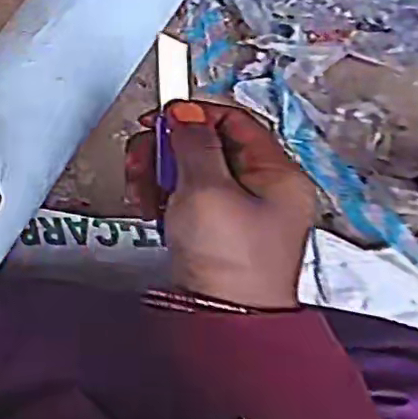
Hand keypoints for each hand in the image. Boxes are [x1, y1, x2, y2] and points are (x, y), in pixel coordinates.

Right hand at [125, 100, 317, 309]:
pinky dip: (156, 192)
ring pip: (183, 165)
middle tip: (143, 164)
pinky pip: (177, 189)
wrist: (221, 307)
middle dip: (164, 150)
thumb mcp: (207, 189)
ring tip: (145, 194)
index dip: (194, 114)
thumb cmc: (227, 251)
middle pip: (200, 142)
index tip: (158, 118)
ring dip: (153, 173)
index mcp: (274, 172)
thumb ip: (193, 145)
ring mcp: (231, 202)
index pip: (234, 121)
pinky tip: (151, 207)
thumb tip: (185, 111)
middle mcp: (256, 183)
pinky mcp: (207, 218)